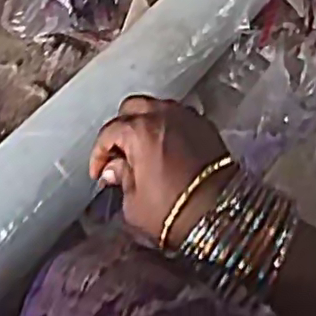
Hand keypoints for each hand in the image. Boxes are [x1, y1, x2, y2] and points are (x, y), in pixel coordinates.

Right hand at [89, 96, 232, 248]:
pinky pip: (178, 115)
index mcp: (140, 130)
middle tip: (118, 154)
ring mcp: (186, 114)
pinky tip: (165, 147)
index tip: (99, 171)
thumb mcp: (133, 202)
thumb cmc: (170, 209)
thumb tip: (114, 167)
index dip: (99, 152)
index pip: (109, 131)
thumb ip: (121, 177)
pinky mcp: (203, 121)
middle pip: (133, 107)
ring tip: (141, 150)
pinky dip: (167, 125)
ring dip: (145, 122)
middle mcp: (163, 113)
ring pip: (157, 106)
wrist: (216, 208)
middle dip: (121, 127)